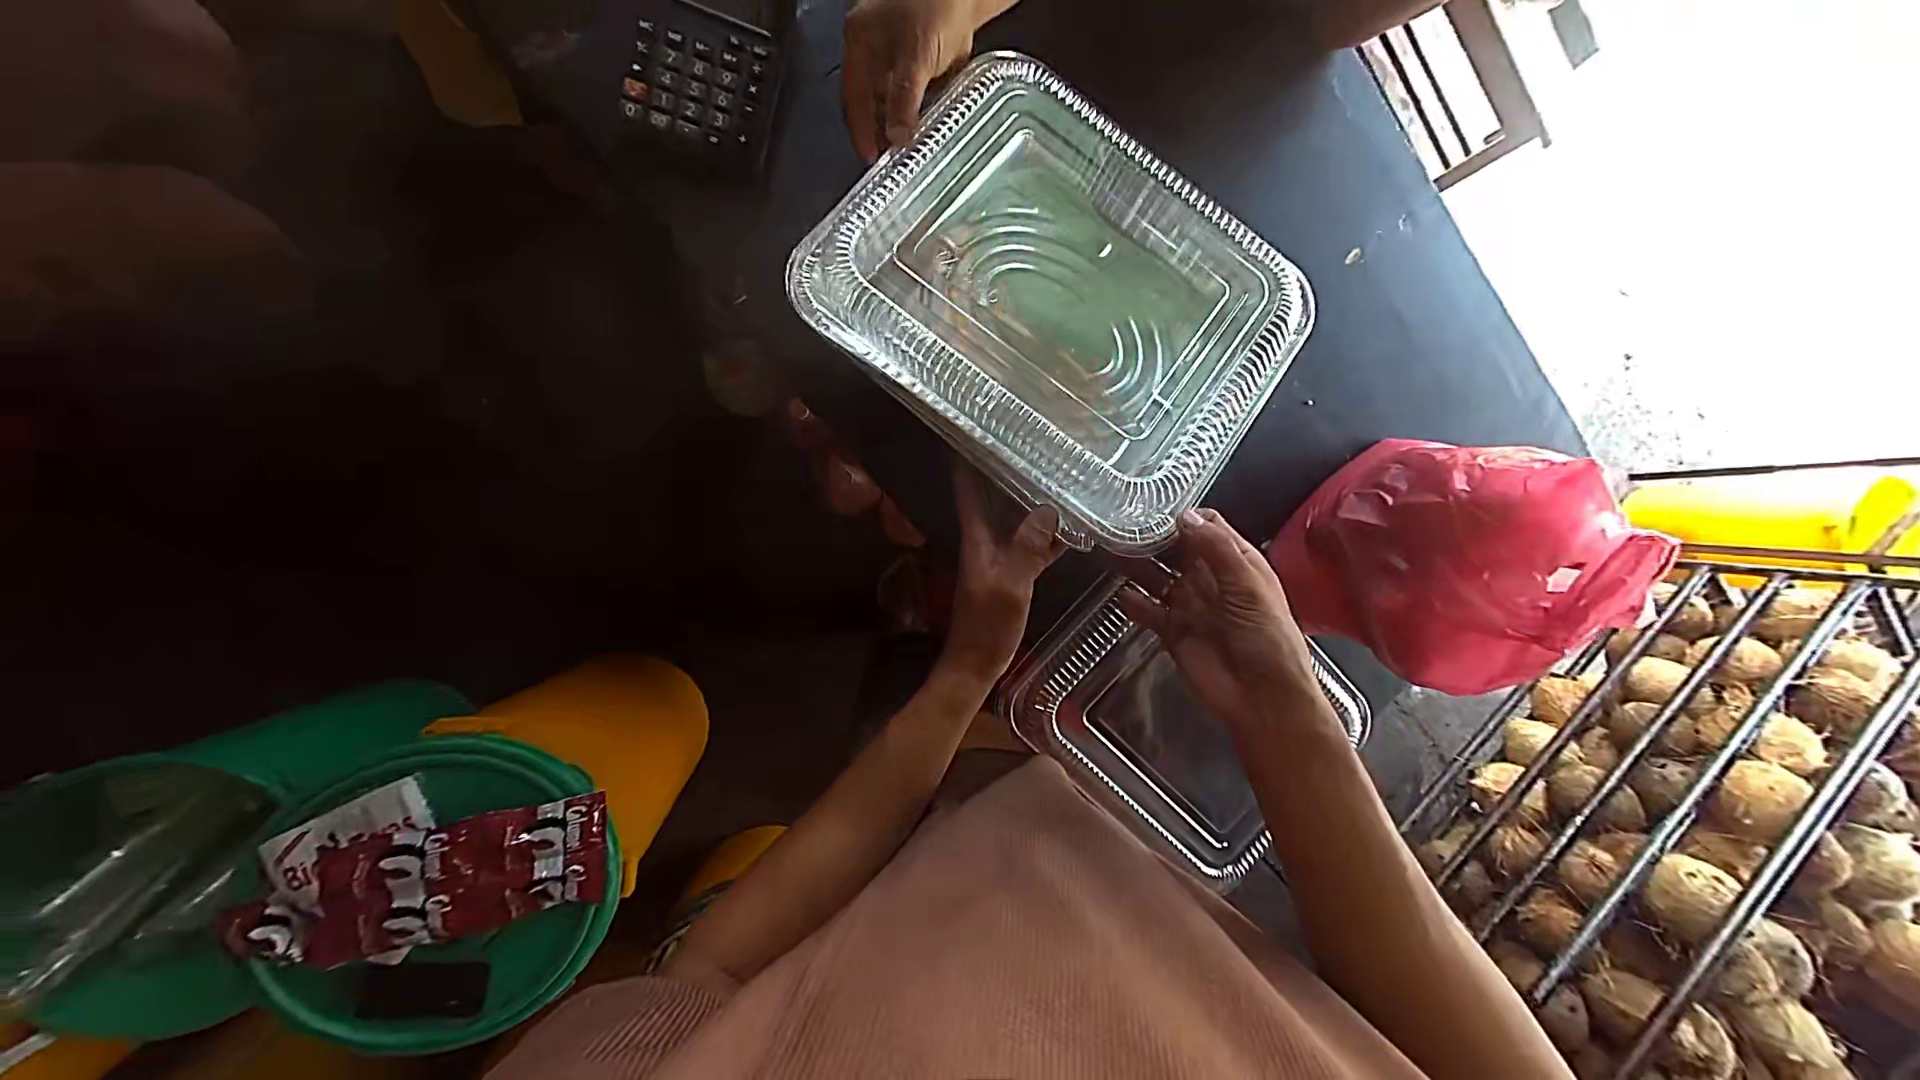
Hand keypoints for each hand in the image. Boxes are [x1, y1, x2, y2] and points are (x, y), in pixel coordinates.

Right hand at [841, 0, 989, 161]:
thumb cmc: (938, 3)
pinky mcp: (917, 64)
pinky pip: (910, 98)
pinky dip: (914, 116)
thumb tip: (896, 136)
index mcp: (860, 44)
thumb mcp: (917, 55)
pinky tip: (922, 132)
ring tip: (906, 153)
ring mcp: (895, 58)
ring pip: (889, 103)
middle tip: (889, 161)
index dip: (861, 132)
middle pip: (869, 103)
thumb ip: (905, 98)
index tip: (872, 159)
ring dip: (896, 127)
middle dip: (878, 133)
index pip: (853, 99)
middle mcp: (874, 52)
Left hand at [940, 463, 1063, 682]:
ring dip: (1033, 499)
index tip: (981, 429)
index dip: (969, 458)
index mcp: (976, 537)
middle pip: (994, 496)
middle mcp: (986, 539)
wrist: (977, 663)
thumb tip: (1049, 509)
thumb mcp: (1010, 585)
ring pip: (1017, 518)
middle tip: (1035, 443)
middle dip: (1008, 470)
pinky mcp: (1015, 572)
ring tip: (1059, 473)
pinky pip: (1033, 543)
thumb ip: (1027, 548)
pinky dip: (1048, 533)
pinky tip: (1071, 524)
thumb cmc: (987, 625)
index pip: (967, 488)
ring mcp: (1001, 555)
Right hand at [1116, 509, 1330, 737]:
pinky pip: (1148, 611)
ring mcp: (1190, 605)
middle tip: (1124, 526)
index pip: (1207, 528)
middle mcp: (1210, 580)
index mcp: (1236, 564)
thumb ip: (1216, 549)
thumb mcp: (1247, 586)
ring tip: (1113, 551)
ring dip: (1136, 565)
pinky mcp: (1173, 631)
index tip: (1155, 510)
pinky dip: (1134, 604)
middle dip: (1152, 538)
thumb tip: (1185, 517)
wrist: (1262, 698)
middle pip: (1175, 549)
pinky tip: (1124, 597)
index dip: (1184, 518)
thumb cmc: (1269, 640)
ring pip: (1157, 577)